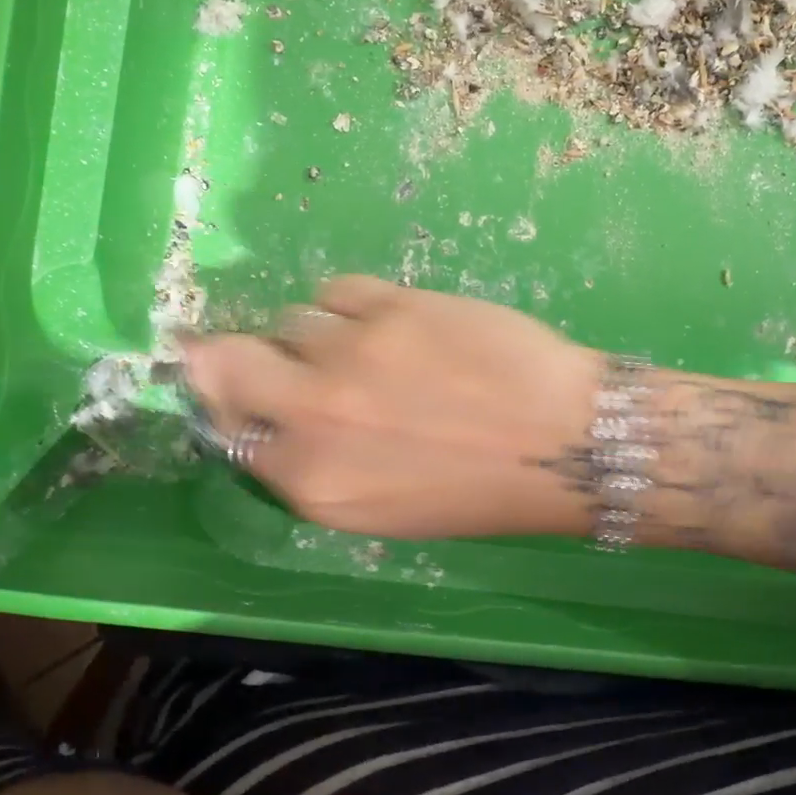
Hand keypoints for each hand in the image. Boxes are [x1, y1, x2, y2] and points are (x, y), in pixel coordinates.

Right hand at [181, 276, 603, 539]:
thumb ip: (320, 464)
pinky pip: (337, 288)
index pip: (231, 429)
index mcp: (312, 484)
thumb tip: (275, 416)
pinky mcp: (393, 304)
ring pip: (293, 320)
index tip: (250, 390)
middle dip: (240, 356)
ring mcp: (351, 353)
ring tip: (370, 349)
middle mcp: (315, 417)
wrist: (566, 440)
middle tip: (277, 355)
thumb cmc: (481, 487)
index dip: (238, 404)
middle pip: (229, 361)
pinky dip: (351, 304)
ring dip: (319, 334)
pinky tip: (390, 322)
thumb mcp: (384, 506)